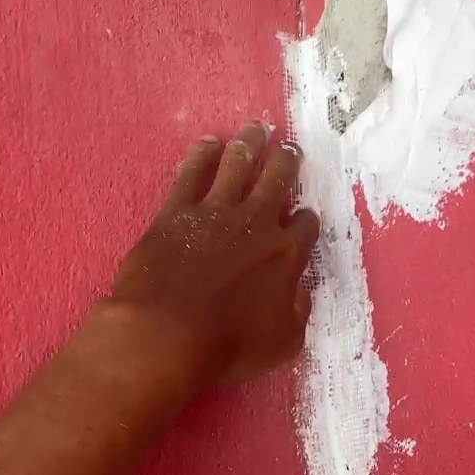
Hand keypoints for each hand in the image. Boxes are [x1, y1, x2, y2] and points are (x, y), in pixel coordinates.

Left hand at [105, 121, 321, 385]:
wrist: (168, 334)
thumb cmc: (229, 346)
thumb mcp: (284, 342)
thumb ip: (298, 310)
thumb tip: (301, 289)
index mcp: (286, 254)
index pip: (305, 225)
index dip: (306, 220)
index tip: (303, 219)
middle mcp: (256, 223)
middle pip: (277, 180)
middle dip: (285, 162)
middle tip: (288, 148)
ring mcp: (215, 212)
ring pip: (237, 164)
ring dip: (249, 144)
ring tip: (256, 129)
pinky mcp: (176, 212)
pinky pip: (192, 173)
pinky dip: (202, 155)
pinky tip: (208, 143)